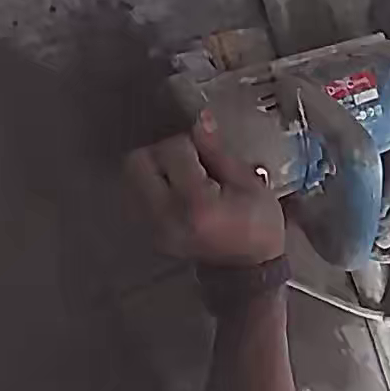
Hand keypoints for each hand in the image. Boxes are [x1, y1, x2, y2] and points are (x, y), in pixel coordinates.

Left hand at [126, 111, 286, 266]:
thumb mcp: (249, 184)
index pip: (173, 149)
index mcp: (195, 202)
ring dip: (156, 169)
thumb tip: (200, 120)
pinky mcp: (149, 233)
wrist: (247, 271)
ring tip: (184, 178)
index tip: (211, 157)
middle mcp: (165, 215)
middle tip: (189, 163)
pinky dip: (153, 186)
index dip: (193, 144)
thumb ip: (218, 152)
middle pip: (138, 161)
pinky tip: (178, 192)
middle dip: (163, 153)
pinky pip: (137, 195)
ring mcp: (153, 227)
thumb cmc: (257, 226)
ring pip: (132, 177)